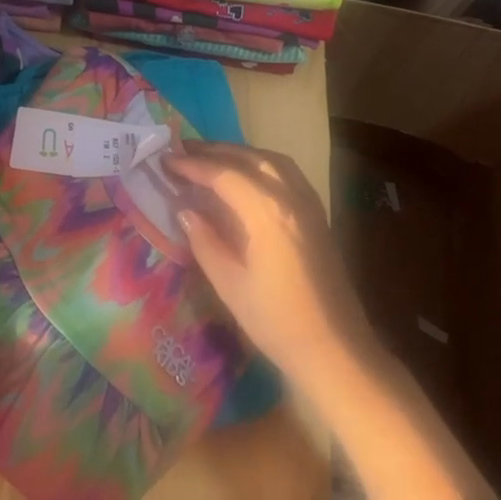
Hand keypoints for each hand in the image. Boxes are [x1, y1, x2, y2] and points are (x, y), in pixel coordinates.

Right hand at [164, 141, 374, 378]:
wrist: (335, 348)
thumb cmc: (277, 322)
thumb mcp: (230, 285)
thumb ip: (205, 241)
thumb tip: (185, 209)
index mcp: (267, 212)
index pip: (224, 175)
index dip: (192, 166)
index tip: (165, 161)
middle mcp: (291, 197)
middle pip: (249, 158)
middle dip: (214, 152)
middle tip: (181, 151)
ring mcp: (309, 204)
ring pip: (272, 160)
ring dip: (240, 154)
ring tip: (210, 159)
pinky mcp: (317, 215)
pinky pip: (287, 173)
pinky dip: (261, 164)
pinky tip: (246, 177)